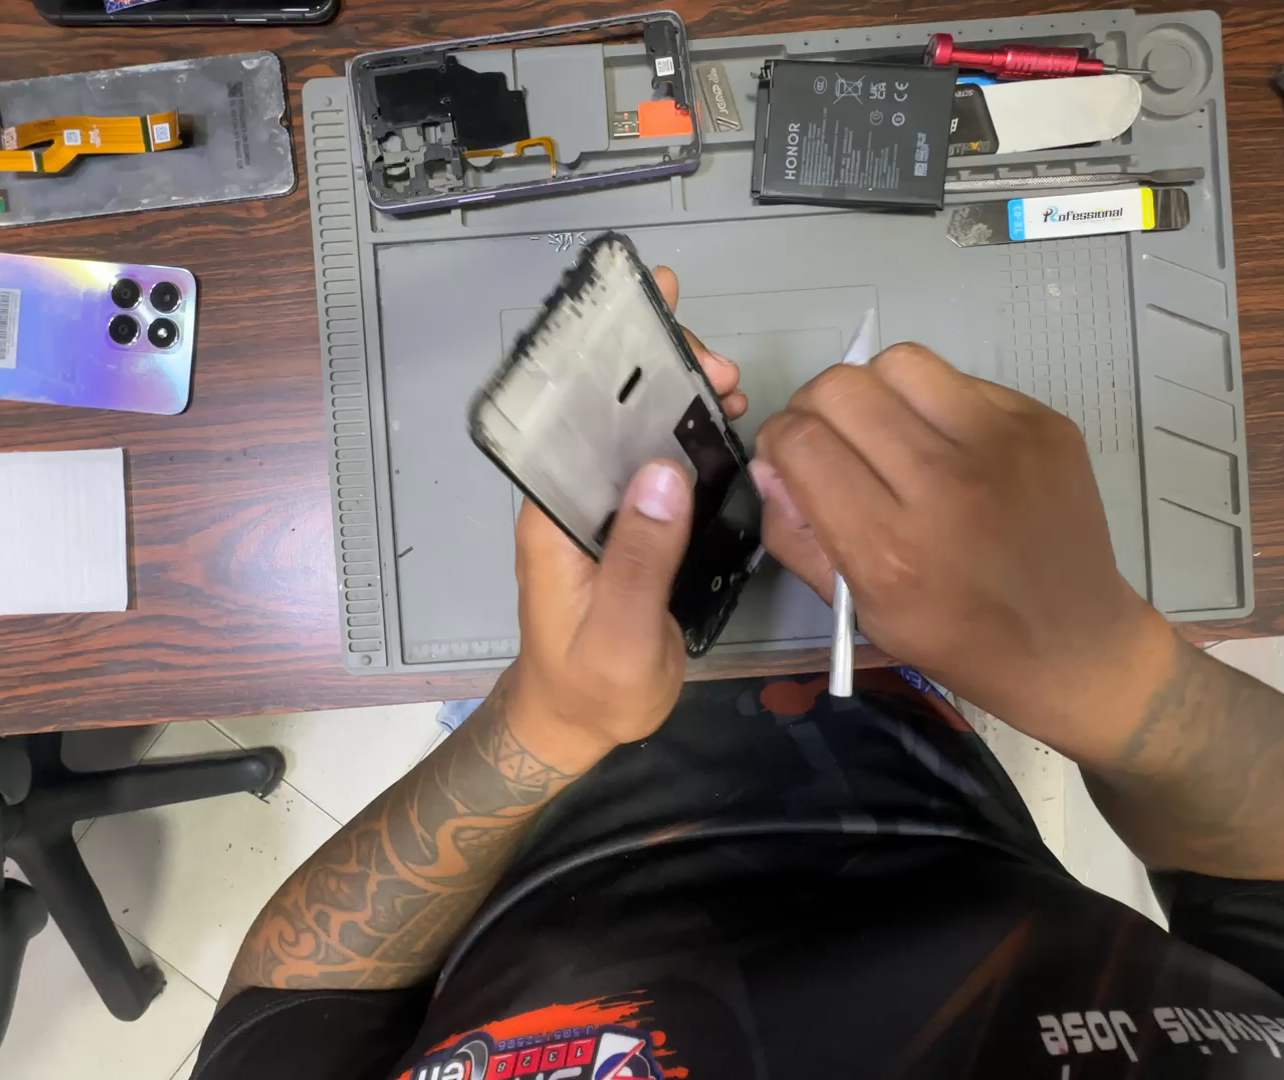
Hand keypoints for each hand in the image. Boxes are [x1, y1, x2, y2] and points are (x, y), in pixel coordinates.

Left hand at [502, 267, 743, 769]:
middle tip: (719, 369)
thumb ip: (638, 558)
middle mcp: (572, 502)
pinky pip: (656, 472)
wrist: (577, 723)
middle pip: (607, 415)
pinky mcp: (628, 531)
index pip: (570, 417)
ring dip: (678, 404)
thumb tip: (665, 471)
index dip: (606, 360)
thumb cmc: (590, 686)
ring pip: (636, 438)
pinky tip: (722, 432)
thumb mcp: (617, 632)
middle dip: (658, 375)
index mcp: (553, 515)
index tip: (649, 320)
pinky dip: (688, 443)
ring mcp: (601, 515)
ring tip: (730, 391)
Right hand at [750, 343, 1175, 751]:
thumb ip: (795, 535)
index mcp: (888, 548)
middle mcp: (943, 485)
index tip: (788, 458)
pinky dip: (928, 401)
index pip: (800, 442)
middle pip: (839, 388)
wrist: (1071, 642)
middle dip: (813, 409)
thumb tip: (768, 465)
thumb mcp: (855, 607)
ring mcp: (1001, 445)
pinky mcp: (1041, 422)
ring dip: (871, 392)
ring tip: (883, 431)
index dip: (777, 440)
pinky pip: (954, 378)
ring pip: (895, 362)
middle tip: (828, 440)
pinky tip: (943, 443)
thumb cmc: (952, 636)